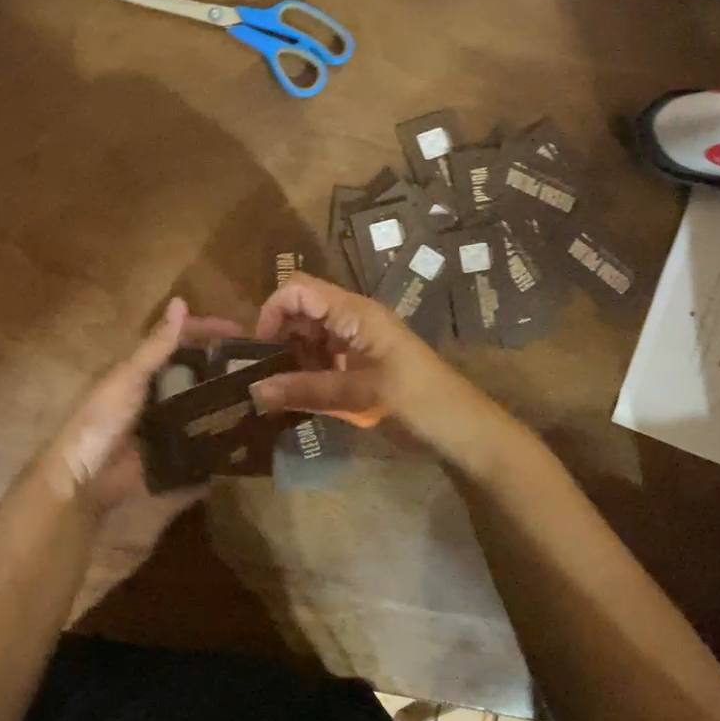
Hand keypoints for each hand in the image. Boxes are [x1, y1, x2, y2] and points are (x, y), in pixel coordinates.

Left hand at [38, 298, 243, 518]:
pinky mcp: (176, 468)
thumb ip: (156, 346)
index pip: (180, 343)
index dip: (208, 333)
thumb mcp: (128, 378)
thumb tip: (181, 301)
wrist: (83, 484)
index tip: (242, 332)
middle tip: (264, 369)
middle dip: (226, 372)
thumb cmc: (101, 422)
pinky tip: (253, 445)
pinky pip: (205, 457)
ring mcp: (168, 435)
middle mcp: (157, 400)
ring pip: (205, 415)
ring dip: (229, 409)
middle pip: (197, 378)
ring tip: (266, 401)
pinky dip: (223, 452)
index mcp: (142, 374)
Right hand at [248, 272, 457, 433]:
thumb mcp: (359, 396)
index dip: (272, 311)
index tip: (260, 350)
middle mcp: (354, 317)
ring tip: (283, 388)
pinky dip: (309, 369)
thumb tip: (253, 391)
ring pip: (310, 333)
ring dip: (293, 356)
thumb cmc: (418, 403)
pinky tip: (305, 395)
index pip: (297, 289)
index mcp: (355, 312)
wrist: (467, 431)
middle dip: (279, 336)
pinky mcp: (364, 359)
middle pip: (301, 309)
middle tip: (266, 374)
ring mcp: (360, 338)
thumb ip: (305, 390)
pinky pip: (325, 354)